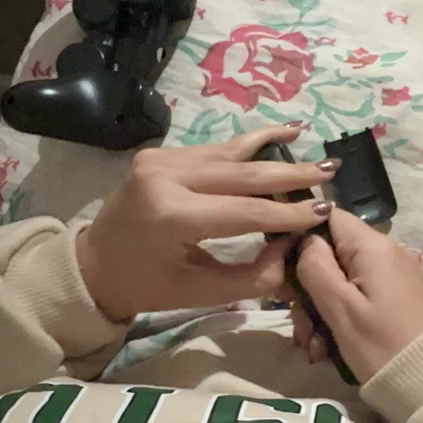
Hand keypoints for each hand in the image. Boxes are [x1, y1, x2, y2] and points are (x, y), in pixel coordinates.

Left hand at [77, 125, 336, 319]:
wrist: (92, 264)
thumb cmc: (146, 286)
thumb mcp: (200, 292)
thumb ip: (252, 275)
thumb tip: (292, 249)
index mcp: (171, 215)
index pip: (244, 212)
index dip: (287, 214)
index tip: (324, 213)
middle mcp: (166, 177)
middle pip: (243, 174)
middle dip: (291, 175)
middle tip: (330, 174)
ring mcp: (162, 159)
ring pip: (233, 154)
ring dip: (277, 155)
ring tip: (316, 156)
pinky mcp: (164, 154)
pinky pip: (217, 149)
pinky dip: (252, 143)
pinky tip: (284, 131)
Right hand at [292, 208, 422, 383]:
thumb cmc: (380, 345)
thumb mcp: (339, 307)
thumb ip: (314, 266)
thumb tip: (304, 238)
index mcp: (372, 246)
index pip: (328, 217)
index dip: (300, 238)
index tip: (283, 271)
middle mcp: (387, 252)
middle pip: (332, 254)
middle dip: (308, 289)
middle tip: (300, 327)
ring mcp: (394, 275)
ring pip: (342, 280)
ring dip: (321, 311)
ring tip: (315, 347)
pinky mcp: (398, 298)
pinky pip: (359, 296)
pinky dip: (341, 318)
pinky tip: (329, 349)